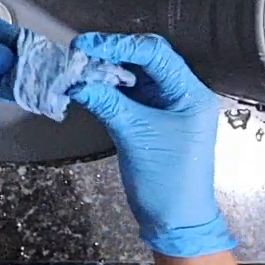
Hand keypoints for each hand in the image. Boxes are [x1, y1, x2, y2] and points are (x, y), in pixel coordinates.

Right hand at [69, 32, 233, 257]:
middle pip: (145, 58)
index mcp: (189, 93)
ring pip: (134, 73)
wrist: (174, 219)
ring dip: (106, 69)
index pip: (156, 54)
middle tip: (79, 52)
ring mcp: (164, 104)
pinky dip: (107, 86)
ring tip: (79, 66)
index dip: (120, 45)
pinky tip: (88, 84)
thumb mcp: (134, 136)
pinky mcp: (149, 116)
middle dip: (111, 53)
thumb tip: (75, 81)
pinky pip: (127, 92)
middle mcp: (180, 92)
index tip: (88, 46)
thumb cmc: (167, 180)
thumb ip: (106, 103)